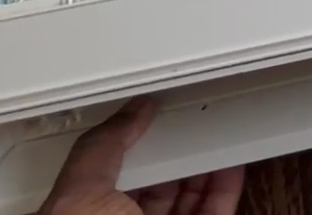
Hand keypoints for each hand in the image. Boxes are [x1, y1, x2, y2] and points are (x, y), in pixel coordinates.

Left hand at [39, 97, 243, 214]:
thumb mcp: (76, 201)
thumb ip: (99, 152)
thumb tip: (132, 108)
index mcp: (83, 214)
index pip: (106, 169)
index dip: (129, 136)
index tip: (152, 107)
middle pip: (155, 174)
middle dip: (175, 142)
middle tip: (192, 114)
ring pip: (189, 184)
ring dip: (207, 156)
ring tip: (220, 127)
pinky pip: (221, 197)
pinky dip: (231, 174)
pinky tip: (235, 155)